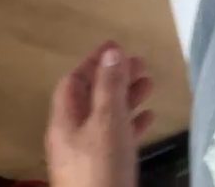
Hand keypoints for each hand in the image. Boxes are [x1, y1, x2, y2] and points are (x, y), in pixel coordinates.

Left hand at [46, 42, 155, 186]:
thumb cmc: (101, 165)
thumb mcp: (107, 120)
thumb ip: (109, 86)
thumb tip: (111, 52)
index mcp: (65, 122)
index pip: (73, 82)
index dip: (93, 62)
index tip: (117, 45)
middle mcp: (71, 135)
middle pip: (91, 97)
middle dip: (115, 77)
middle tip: (141, 62)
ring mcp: (85, 154)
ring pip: (105, 116)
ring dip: (126, 97)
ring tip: (150, 84)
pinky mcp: (100, 169)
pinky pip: (115, 137)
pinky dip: (131, 122)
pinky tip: (149, 118)